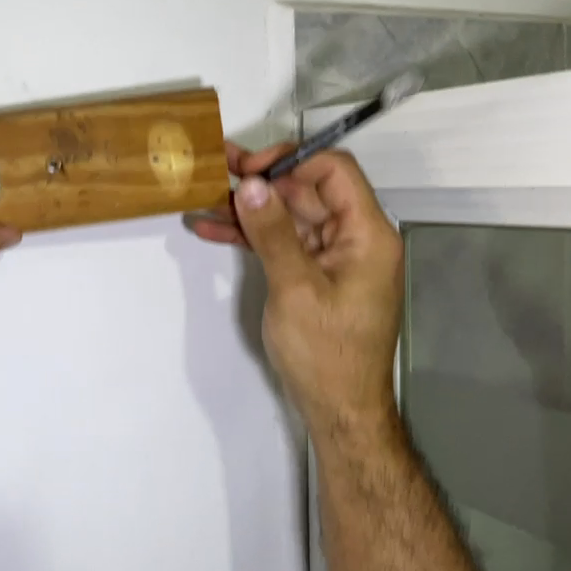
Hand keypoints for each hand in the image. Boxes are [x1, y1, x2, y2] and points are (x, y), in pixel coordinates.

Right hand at [191, 143, 402, 426]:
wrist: (338, 409)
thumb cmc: (326, 352)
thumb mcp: (295, 289)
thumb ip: (273, 233)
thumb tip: (251, 185)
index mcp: (366, 234)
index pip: (333, 172)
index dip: (290, 161)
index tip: (248, 170)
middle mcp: (353, 239)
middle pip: (307, 191)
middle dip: (261, 180)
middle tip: (216, 169)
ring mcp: (332, 258)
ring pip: (288, 216)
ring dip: (249, 208)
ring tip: (204, 194)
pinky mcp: (313, 276)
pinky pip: (282, 243)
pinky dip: (251, 237)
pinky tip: (212, 230)